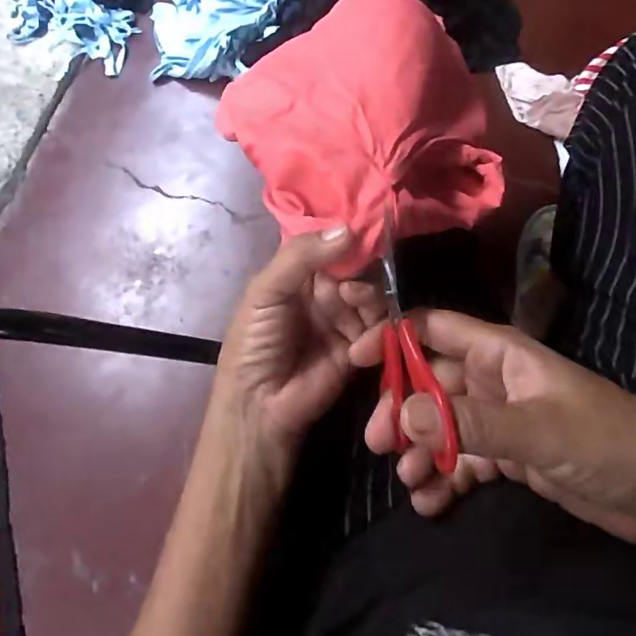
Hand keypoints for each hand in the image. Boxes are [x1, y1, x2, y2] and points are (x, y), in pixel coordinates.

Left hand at [211, 226, 381, 467]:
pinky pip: (382, 325)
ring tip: (351, 303)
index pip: (331, 243)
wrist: (260, 408)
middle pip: (358, 267)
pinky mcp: (362, 345)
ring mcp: (345, 317)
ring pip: (373, 293)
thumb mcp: (265, 292)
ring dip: (368, 295)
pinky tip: (361, 336)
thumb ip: (301, 256)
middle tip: (350, 284)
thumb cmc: (253, 344)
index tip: (366, 230)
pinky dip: (378, 325)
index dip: (348, 235)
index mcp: (299, 272)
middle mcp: (326, 290)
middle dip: (362, 269)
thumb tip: (349, 227)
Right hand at [351, 309, 635, 546]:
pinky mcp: (513, 456)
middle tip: (378, 445)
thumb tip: (402, 415)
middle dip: (402, 407)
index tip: (355, 361)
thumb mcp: (538, 431)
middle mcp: (497, 380)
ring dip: (421, 447)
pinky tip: (432, 502)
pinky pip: (465, 458)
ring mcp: (503, 418)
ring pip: (444, 424)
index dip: (395, 337)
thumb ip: (471, 422)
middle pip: (432, 381)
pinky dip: (445, 476)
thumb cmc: (606, 441)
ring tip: (409, 480)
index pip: (437, 329)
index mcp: (503, 353)